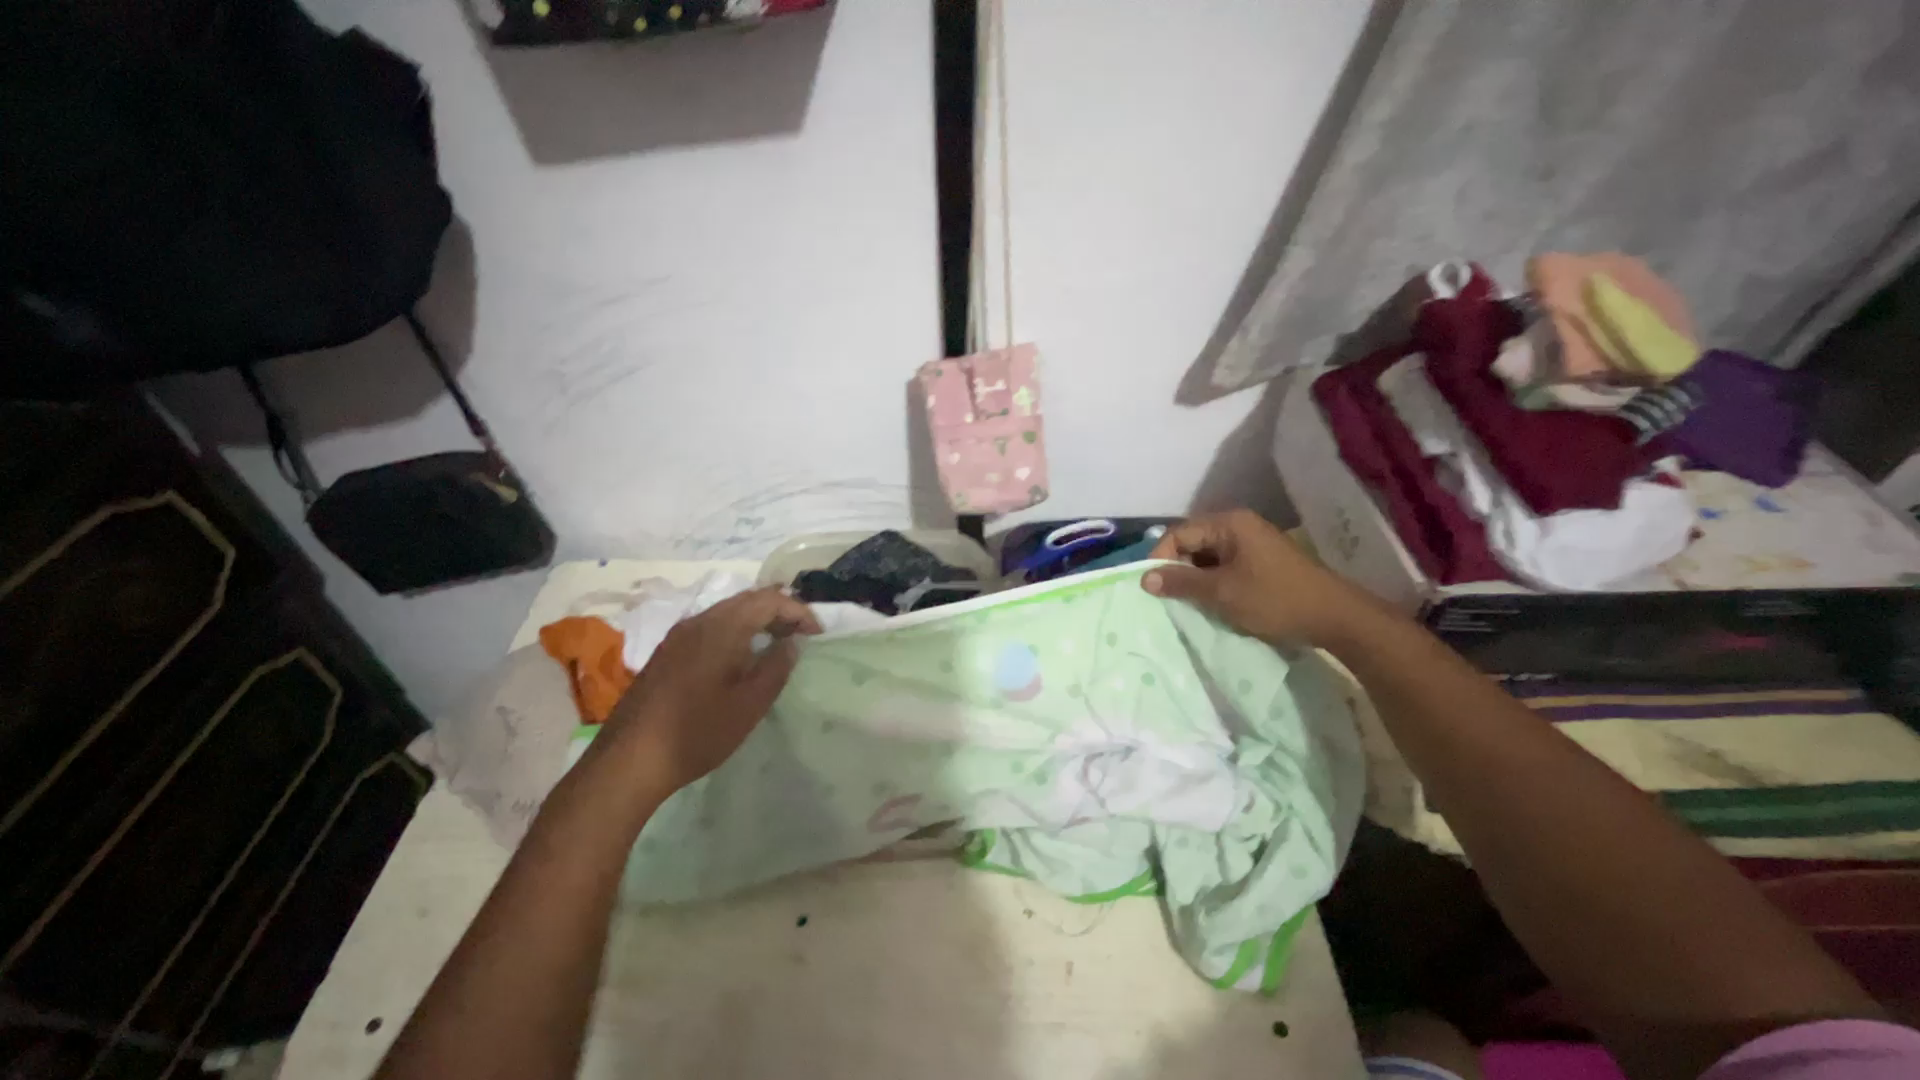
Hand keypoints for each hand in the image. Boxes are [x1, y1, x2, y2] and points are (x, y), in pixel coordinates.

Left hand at [599, 587, 821, 795]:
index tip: (818, 634)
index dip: (798, 611)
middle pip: (746, 600)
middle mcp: (698, 621)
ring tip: (776, 644)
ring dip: (756, 621)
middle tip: (801, 635)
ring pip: (726, 612)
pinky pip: (710, 627)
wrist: (630, 759)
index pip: (768, 600)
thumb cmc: (697, 732)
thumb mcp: (749, 705)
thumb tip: (791, 642)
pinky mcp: (667, 652)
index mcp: (721, 628)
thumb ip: (775, 668)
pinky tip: (741, 658)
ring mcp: (678, 636)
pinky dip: (735, 631)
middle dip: (778, 611)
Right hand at [1142, 509, 1364, 645]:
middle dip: (1177, 569)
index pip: (1179, 534)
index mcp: (1229, 524)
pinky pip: (1226, 566)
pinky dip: (1214, 583)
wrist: (1333, 616)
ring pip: (1208, 557)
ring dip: (1196, 579)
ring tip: (1189, 604)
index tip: (1152, 588)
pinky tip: (1213, 604)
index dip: (1160, 558)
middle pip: (1193, 542)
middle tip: (1168, 598)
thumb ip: (1181, 582)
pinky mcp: (1261, 561)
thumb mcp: (1222, 592)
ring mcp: (1253, 543)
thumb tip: (1145, 578)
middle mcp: (1240, 526)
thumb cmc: (1274, 599)